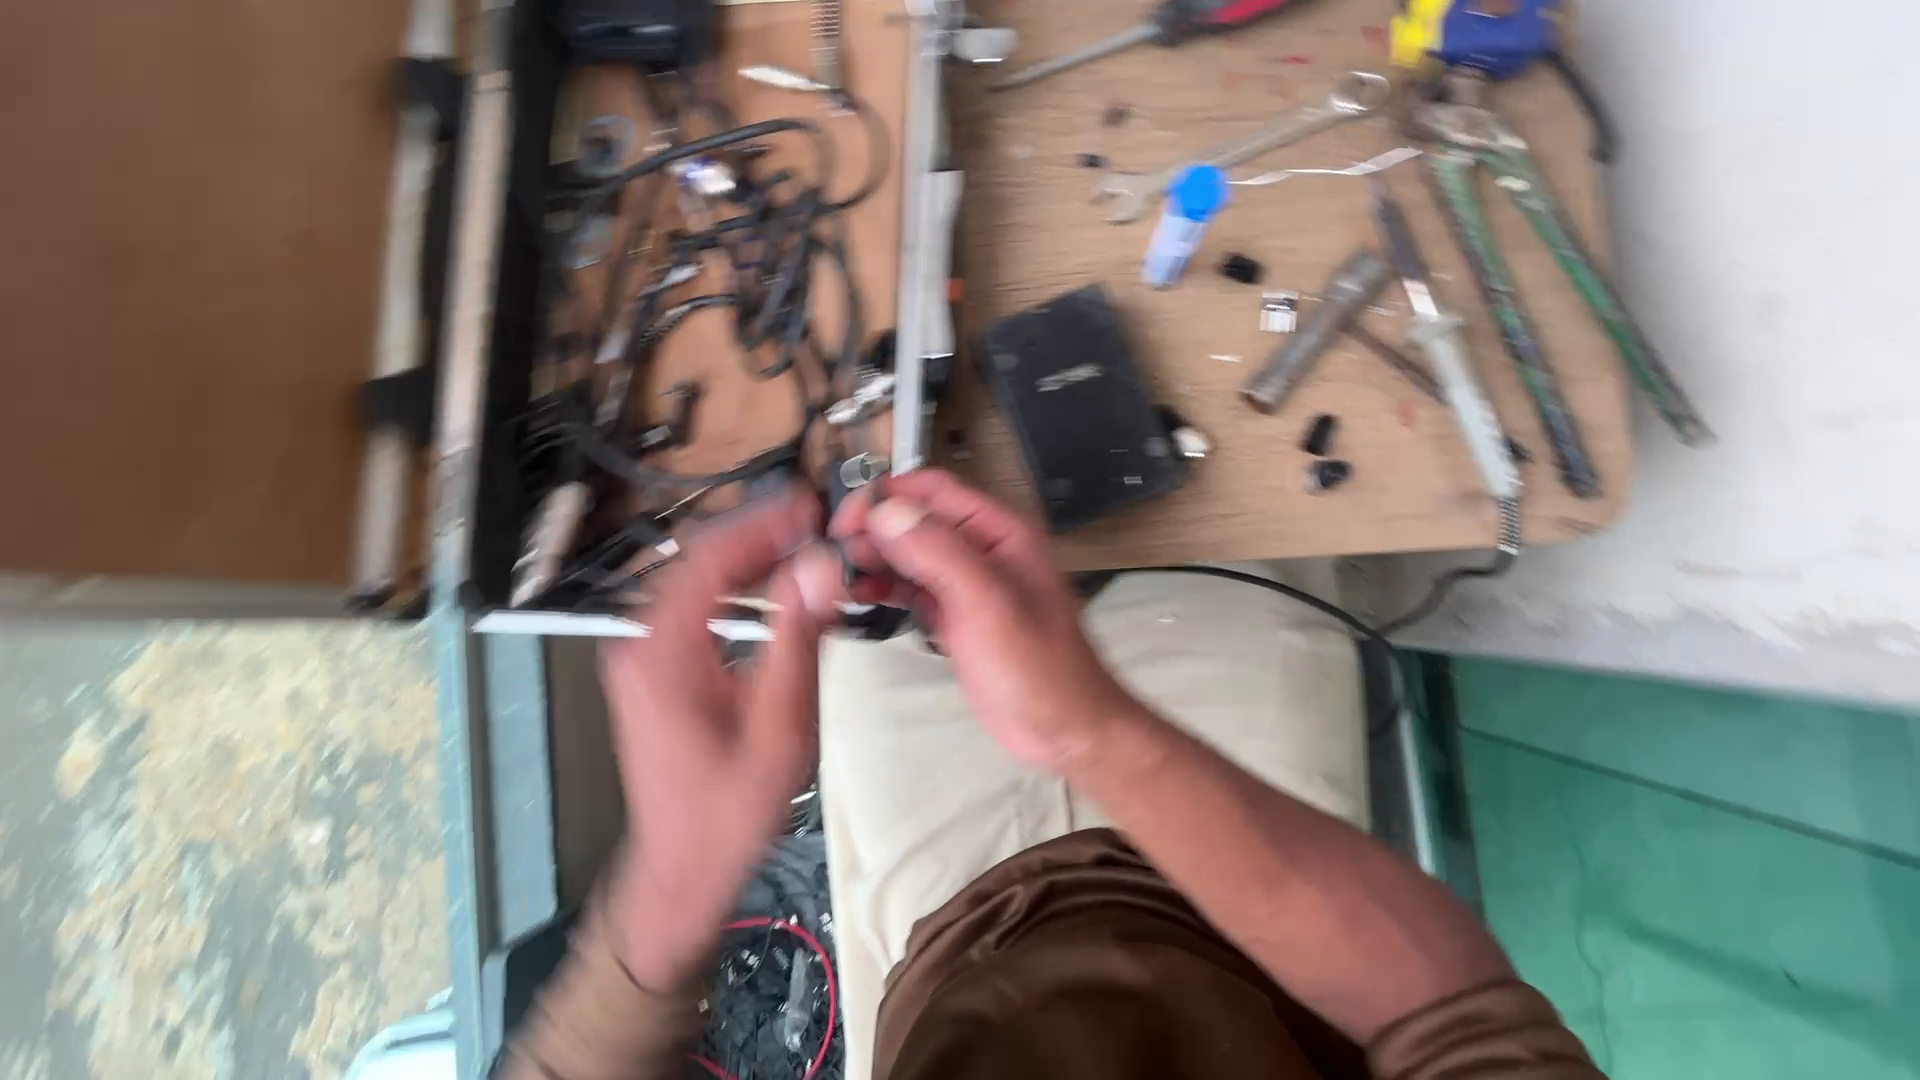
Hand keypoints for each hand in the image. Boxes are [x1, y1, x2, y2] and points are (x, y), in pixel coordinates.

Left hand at [598, 484, 844, 989]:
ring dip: (750, 557)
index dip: (762, 524)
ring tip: (805, 546)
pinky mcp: (657, 667)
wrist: (682, 869)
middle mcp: (641, 641)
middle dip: (759, 533)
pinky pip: (696, 606)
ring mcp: (644, 654)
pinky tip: (774, 587)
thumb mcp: (778, 727)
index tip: (812, 508)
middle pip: (699, 561)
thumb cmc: (730, 810)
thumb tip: (822, 567)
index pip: (710, 558)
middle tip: (817, 524)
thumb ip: (798, 641)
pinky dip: (737, 587)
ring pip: (697, 580)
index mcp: (662, 651)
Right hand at [831, 470, 1147, 774]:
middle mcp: (981, 551)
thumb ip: (940, 553)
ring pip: (908, 554)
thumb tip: (890, 513)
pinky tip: (857, 594)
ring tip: (838, 572)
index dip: (888, 495)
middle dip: (873, 528)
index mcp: (1000, 533)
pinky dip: (883, 588)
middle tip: (835, 549)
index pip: (934, 491)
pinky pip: (911, 589)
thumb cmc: (1043, 670)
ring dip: (873, 558)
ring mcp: (965, 585)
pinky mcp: (953, 616)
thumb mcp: (989, 604)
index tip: (850, 515)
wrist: (1061, 729)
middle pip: (915, 520)